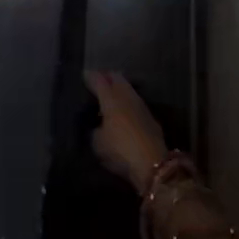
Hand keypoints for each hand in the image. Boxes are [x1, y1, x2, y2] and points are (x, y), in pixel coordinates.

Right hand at [85, 70, 170, 192]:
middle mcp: (126, 95)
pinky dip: (127, 98)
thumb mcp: (98, 144)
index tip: (84, 75)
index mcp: (110, 98)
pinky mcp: (150, 115)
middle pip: (116, 77)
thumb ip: (94, 130)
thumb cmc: (120, 150)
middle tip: (98, 80)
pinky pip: (135, 99)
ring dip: (119, 86)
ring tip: (110, 92)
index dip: (90, 76)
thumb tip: (96, 125)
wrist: (153, 163)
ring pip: (127, 87)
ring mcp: (140, 104)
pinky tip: (124, 107)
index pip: (99, 80)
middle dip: (106, 76)